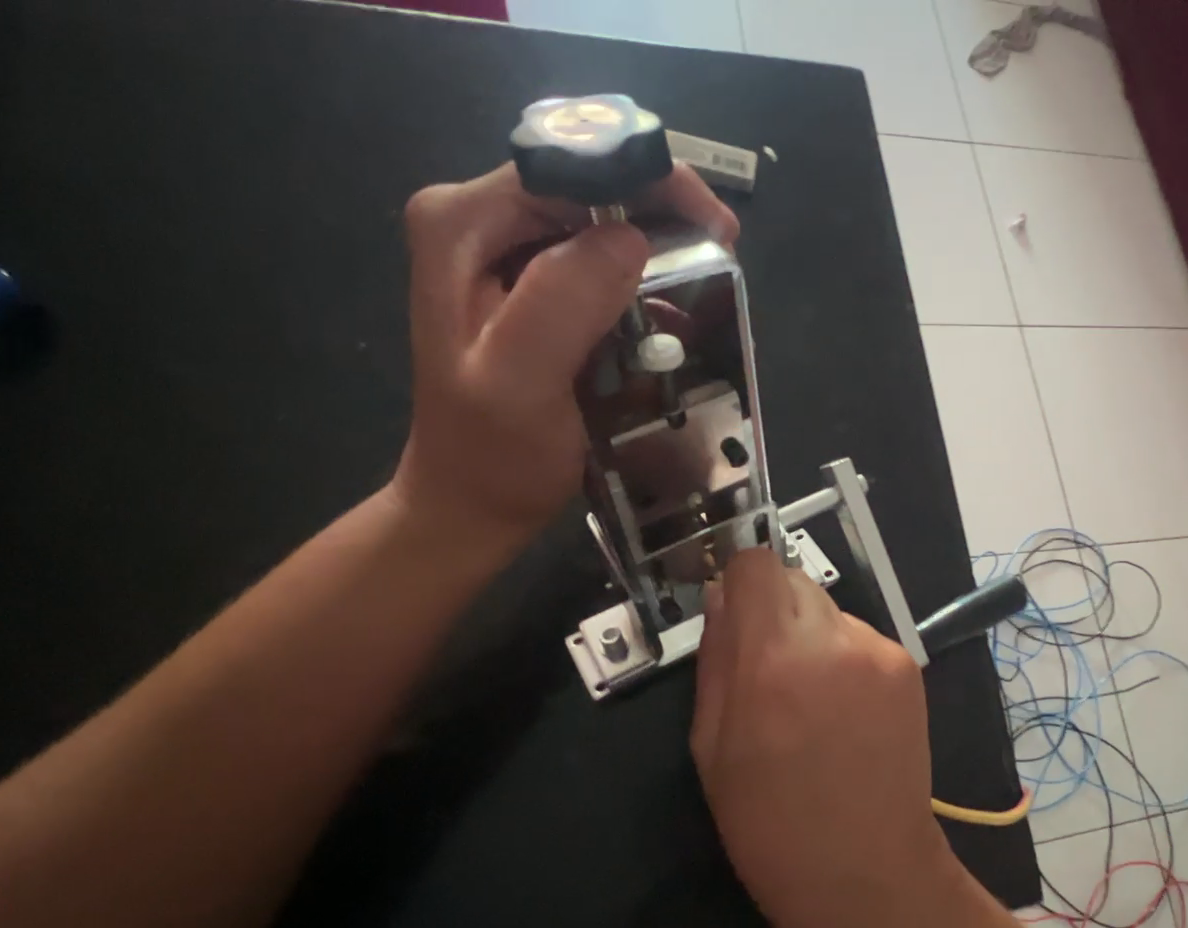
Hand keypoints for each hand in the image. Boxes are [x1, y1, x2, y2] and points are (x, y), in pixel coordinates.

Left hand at [391, 163, 738, 539]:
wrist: (473, 501)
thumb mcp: (522, 383)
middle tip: (724, 255)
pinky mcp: (533, 284)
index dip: (648, 180)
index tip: (714, 226)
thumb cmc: (494, 455)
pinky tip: (675, 313)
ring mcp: (506, 252)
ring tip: (710, 285)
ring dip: (661, 249)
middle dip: (663, 215)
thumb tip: (633, 237)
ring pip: (603, 221)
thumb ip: (565, 302)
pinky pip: (602, 259)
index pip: (568, 165)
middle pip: (590, 185)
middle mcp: (479, 222)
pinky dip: (646, 280)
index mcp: (463, 225)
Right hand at [691, 549, 962, 927]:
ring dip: (810, 638)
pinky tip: (844, 715)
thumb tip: (719, 598)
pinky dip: (844, 661)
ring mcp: (879, 651)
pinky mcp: (908, 668)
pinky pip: (861, 640)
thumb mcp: (712, 747)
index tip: (733, 616)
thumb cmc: (770, 825)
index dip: (738, 581)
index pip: (755, 564)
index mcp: (772, 659)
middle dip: (773, 611)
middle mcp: (833, 639)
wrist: (868, 874)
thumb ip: (716, 658)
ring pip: (829, 611)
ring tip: (810, 705)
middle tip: (767, 672)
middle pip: (794, 581)